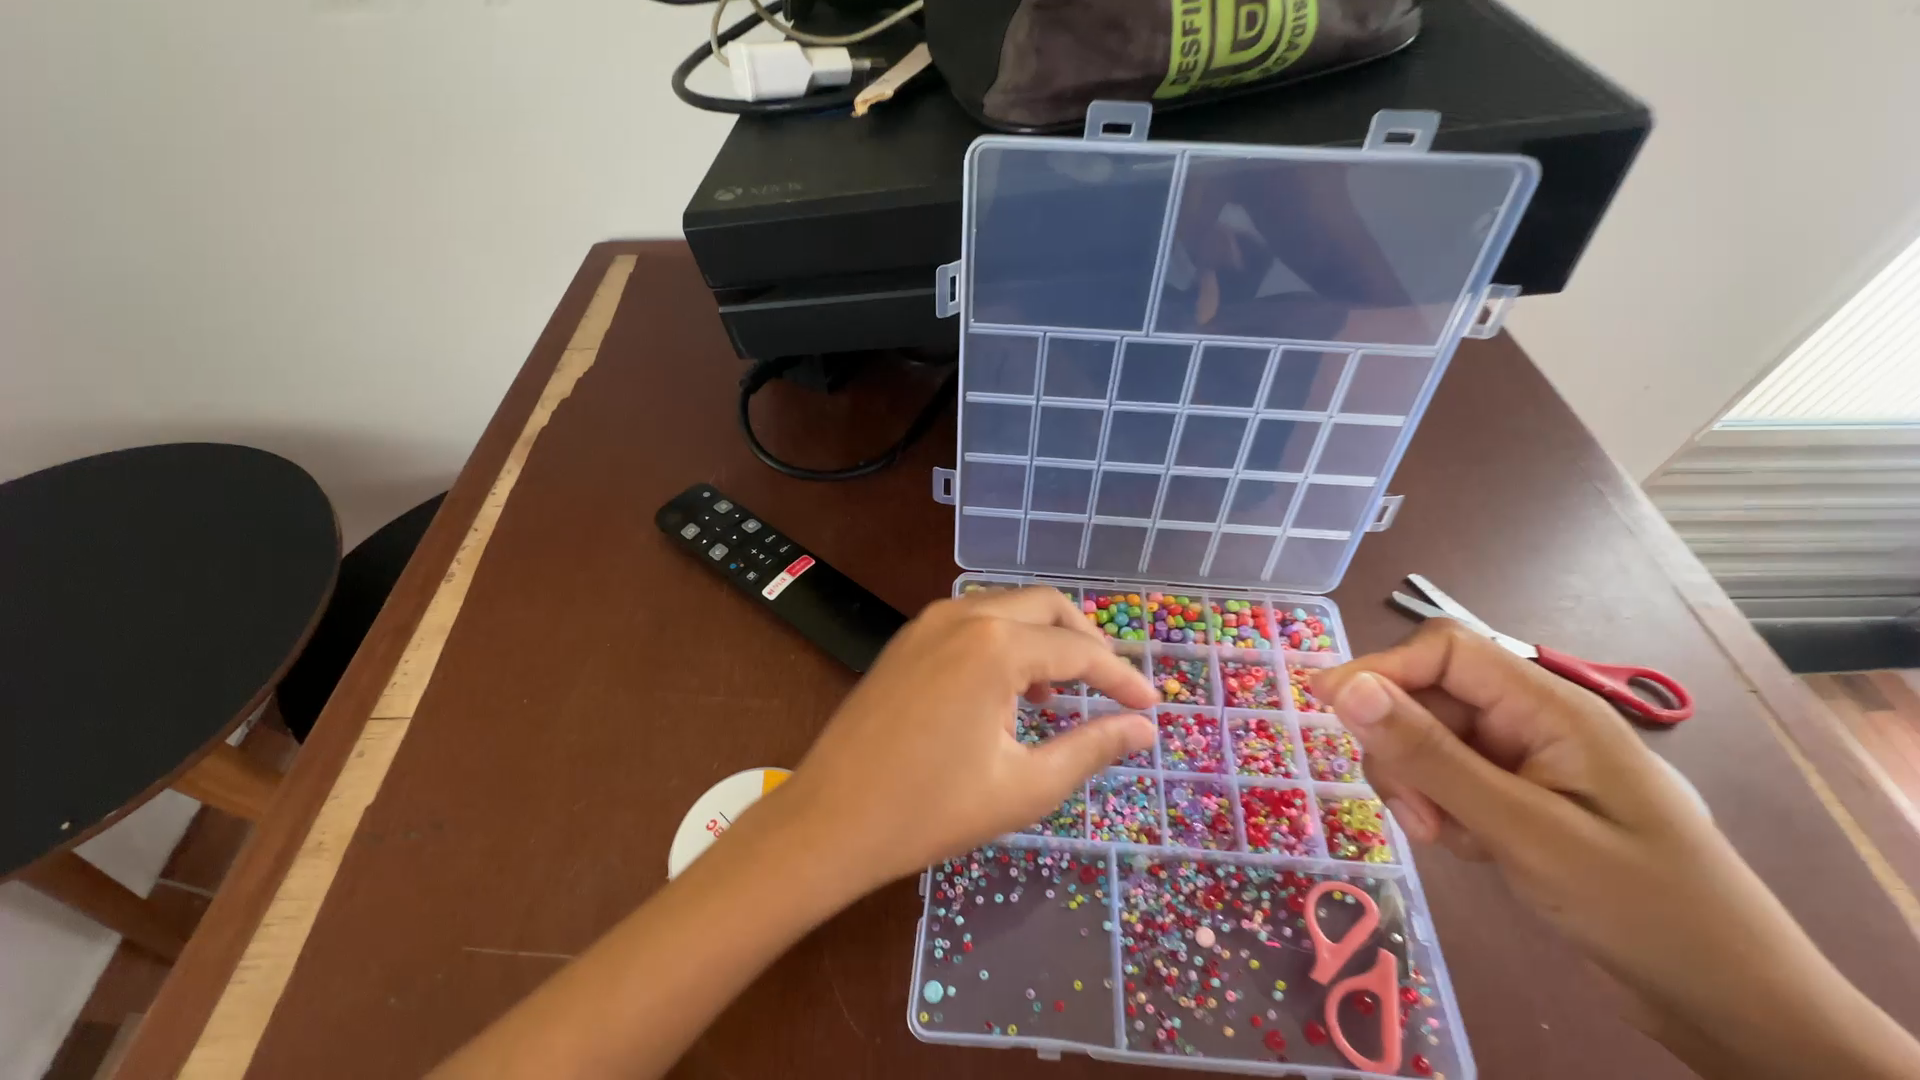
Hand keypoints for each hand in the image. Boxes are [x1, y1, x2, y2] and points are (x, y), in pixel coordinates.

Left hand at [772, 586, 1156, 890]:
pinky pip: (972, 622)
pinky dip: (1004, 643)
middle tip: (1110, 689)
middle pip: (1046, 606)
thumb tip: (1144, 729)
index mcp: (996, 646)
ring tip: (1057, 698)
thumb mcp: (1024, 787)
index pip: (1079, 650)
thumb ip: (1091, 747)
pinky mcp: (906, 640)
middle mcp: (963, 616)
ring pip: (1007, 608)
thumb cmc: (930, 811)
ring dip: (1043, 640)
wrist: (828, 821)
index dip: (1121, 678)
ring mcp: (927, 623)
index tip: (1149, 707)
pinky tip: (1006, 693)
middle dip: (1086, 642)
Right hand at [1312, 619, 1919, 1079]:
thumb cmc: (1641, 906)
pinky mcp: (1521, 802)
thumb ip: (1430, 755)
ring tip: (1443, 837)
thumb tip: (1344, 686)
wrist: (1731, 1004)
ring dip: (1417, 785)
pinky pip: (1451, 782)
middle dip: (1401, 747)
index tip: (1324, 707)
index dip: (1379, 668)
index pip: (1444, 650)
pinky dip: (1441, 810)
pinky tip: (1469, 850)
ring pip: (1431, 743)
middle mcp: (1534, 722)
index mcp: (1549, 707)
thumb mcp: (1523, 829)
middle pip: (1429, 697)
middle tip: (1413, 812)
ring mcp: (1527, 763)